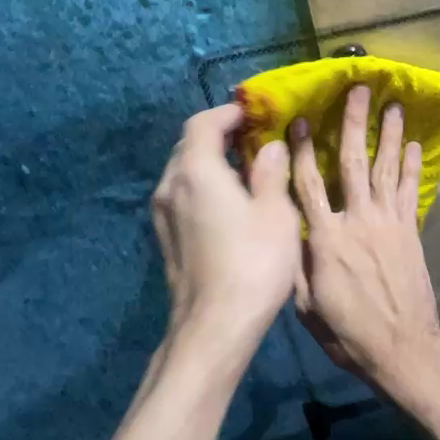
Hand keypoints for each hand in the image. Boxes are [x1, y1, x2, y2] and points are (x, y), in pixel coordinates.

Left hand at [150, 104, 300, 373]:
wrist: (215, 326)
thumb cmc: (253, 264)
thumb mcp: (276, 213)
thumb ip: (271, 173)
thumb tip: (270, 147)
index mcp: (196, 170)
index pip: (203, 123)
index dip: (229, 113)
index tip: (256, 115)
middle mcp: (170, 185)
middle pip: (189, 145)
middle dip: (220, 137)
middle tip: (256, 141)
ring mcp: (163, 214)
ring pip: (185, 172)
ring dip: (213, 164)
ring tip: (249, 173)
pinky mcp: (166, 238)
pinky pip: (184, 197)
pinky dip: (205, 188)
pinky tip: (232, 206)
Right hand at [290, 86, 439, 399]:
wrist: (402, 350)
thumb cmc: (347, 333)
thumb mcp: (306, 306)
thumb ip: (296, 263)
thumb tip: (284, 228)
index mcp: (326, 240)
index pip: (308, 184)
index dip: (301, 149)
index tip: (299, 118)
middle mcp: (358, 222)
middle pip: (353, 163)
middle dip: (354, 123)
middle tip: (358, 89)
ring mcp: (389, 225)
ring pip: (387, 169)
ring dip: (388, 134)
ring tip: (392, 104)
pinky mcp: (411, 233)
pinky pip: (410, 191)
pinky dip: (412, 165)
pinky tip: (413, 143)